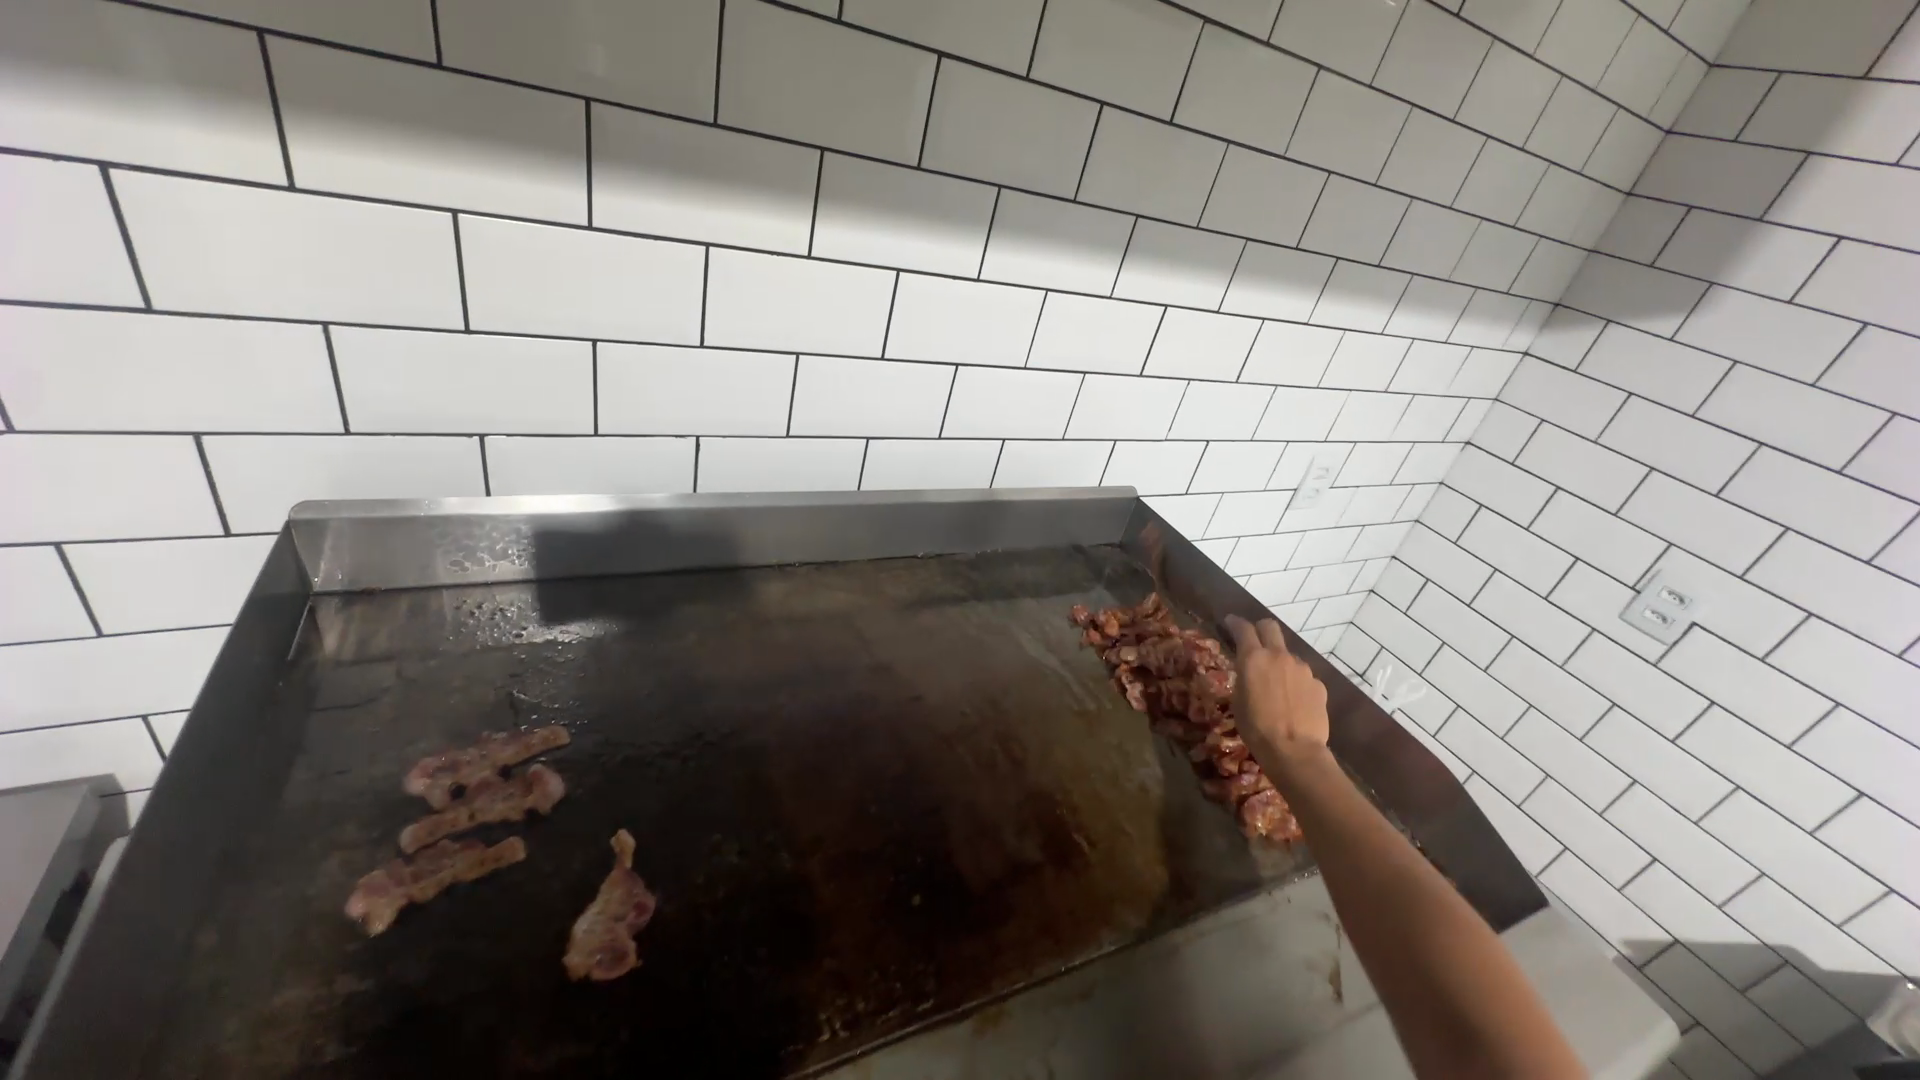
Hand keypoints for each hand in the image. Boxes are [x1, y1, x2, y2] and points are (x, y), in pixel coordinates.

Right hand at [1224, 615, 1329, 771]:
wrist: (1294, 750)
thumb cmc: (1256, 727)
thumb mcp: (1238, 700)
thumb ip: (1244, 678)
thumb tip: (1249, 671)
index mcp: (1254, 658)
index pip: (1243, 628)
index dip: (1234, 623)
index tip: (1229, 622)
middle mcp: (1279, 656)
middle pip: (1270, 627)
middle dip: (1260, 629)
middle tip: (1253, 640)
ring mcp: (1303, 669)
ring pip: (1288, 655)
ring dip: (1280, 662)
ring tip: (1276, 685)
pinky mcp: (1318, 684)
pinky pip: (1303, 676)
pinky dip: (1296, 682)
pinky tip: (1293, 702)